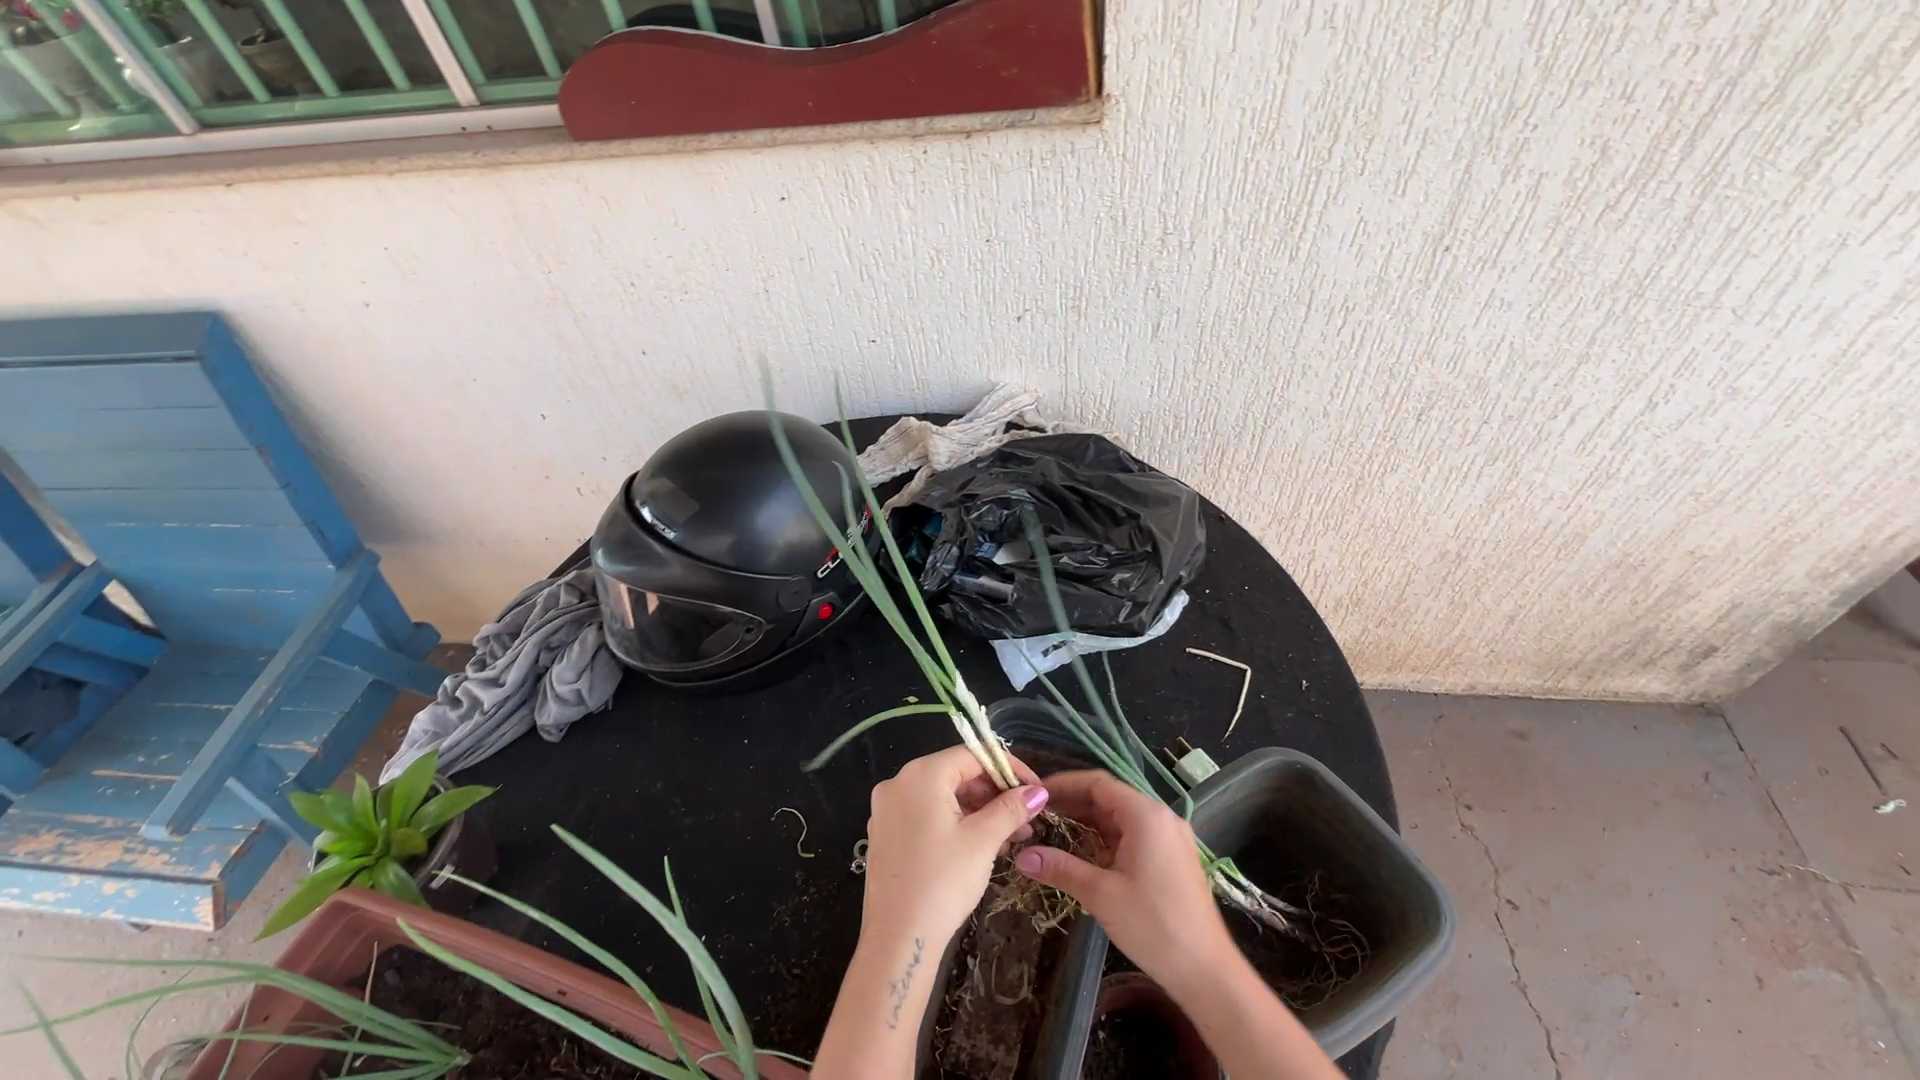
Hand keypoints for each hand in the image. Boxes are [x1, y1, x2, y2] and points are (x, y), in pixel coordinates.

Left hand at [860, 745, 1048, 946]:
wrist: (897, 939)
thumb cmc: (942, 881)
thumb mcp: (983, 840)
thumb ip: (1011, 808)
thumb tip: (1037, 792)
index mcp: (921, 775)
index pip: (972, 755)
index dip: (1009, 768)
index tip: (1036, 790)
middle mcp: (899, 783)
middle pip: (957, 774)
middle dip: (995, 794)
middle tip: (1027, 819)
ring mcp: (888, 810)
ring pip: (944, 797)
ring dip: (980, 812)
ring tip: (1013, 838)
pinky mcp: (887, 835)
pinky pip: (928, 816)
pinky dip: (957, 824)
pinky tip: (983, 846)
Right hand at [1013, 769, 1232, 993]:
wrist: (1205, 970)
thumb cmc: (1153, 925)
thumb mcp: (1101, 894)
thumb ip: (1060, 869)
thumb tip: (1022, 857)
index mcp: (1146, 815)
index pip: (1098, 783)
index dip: (1064, 785)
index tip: (1036, 795)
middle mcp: (1161, 818)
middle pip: (1110, 798)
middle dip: (1073, 804)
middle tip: (1038, 816)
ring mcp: (1170, 838)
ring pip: (1121, 818)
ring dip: (1089, 823)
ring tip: (1054, 833)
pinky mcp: (1172, 858)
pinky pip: (1134, 836)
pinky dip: (1107, 839)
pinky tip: (1084, 855)